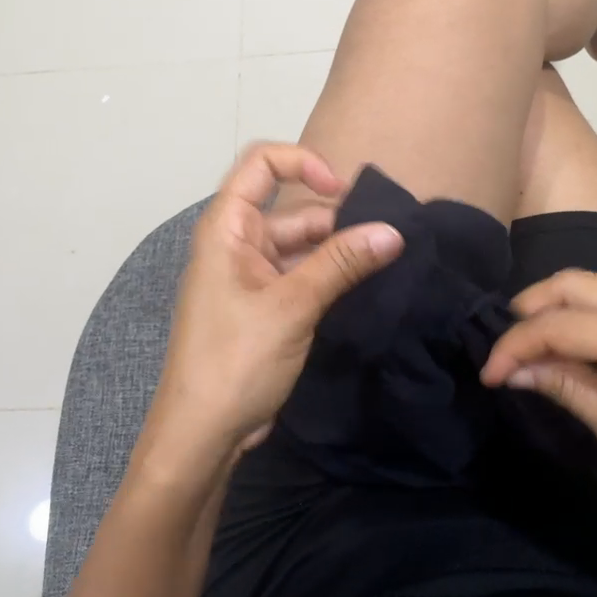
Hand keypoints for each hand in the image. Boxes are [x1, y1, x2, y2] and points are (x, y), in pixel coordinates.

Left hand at [144, 144, 403, 471]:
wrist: (202, 434)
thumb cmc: (235, 359)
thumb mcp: (292, 306)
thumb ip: (341, 264)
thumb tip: (394, 232)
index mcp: (227, 228)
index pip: (261, 165)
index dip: (303, 163)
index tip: (344, 191)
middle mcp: (237, 244)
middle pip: (291, 210)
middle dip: (337, 220)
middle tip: (389, 239)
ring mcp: (250, 278)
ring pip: (302, 248)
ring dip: (339, 253)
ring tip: (388, 262)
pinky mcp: (264, 309)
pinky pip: (301, 278)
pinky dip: (330, 279)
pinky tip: (366, 288)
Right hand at [480, 270, 596, 564]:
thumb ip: (572, 392)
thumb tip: (513, 369)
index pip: (562, 323)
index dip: (515, 344)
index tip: (487, 375)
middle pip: (574, 284)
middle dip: (528, 311)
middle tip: (504, 355)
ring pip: (595, 284)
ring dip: (554, 308)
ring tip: (529, 350)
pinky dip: (584, 313)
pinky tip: (570, 345)